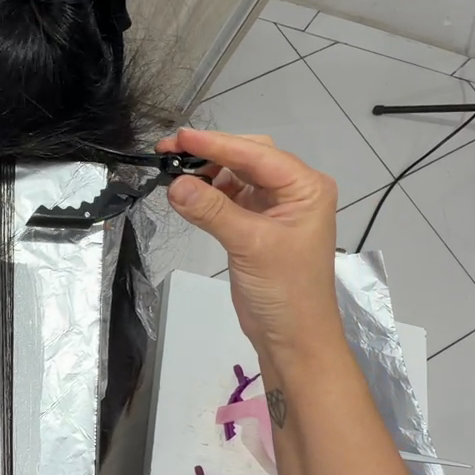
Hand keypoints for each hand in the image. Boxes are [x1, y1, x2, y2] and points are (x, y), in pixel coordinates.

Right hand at [160, 128, 342, 367]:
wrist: (292, 337)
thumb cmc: (285, 291)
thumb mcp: (250, 245)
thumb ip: (212, 211)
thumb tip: (174, 184)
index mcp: (305, 187)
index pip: (256, 154)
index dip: (216, 144)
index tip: (178, 137)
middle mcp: (292, 191)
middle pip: (247, 158)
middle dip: (209, 153)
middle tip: (168, 152)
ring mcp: (273, 209)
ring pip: (235, 177)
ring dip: (206, 174)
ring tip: (172, 173)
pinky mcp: (255, 228)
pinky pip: (228, 201)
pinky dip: (207, 196)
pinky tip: (187, 195)